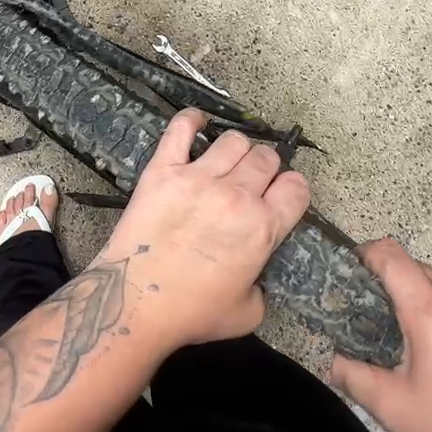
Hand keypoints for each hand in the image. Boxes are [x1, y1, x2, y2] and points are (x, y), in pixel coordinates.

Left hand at [96, 108, 309, 354]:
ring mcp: (197, 177)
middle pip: (265, 158)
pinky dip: (191, 119)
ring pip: (232, 141)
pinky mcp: (163, 169)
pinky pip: (181, 129)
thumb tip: (256, 267)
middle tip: (254, 180)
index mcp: (262, 229)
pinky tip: (197, 121)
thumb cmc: (191, 312)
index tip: (284, 192)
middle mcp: (235, 195)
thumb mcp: (248, 311)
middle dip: (266, 167)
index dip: (294, 189)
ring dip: (237, 149)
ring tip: (228, 160)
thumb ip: (262, 283)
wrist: (135, 300)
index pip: (296, 188)